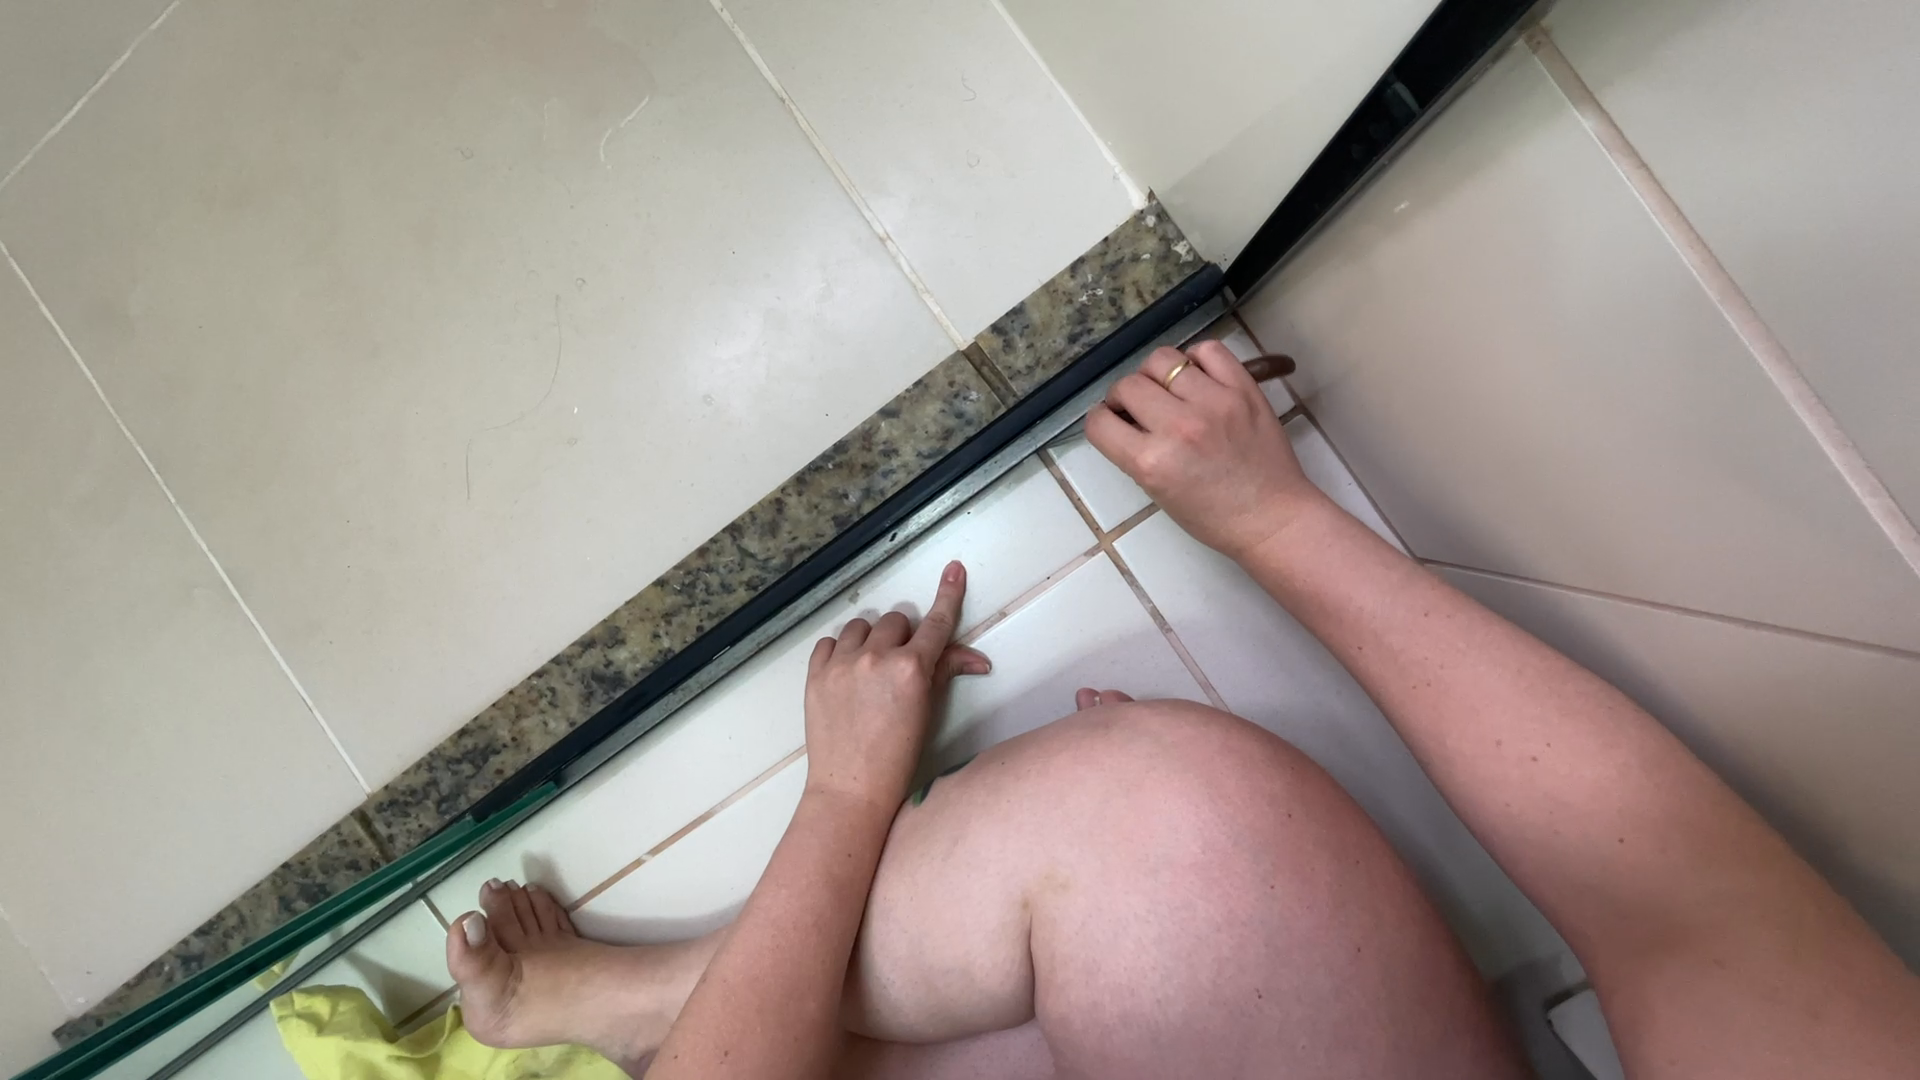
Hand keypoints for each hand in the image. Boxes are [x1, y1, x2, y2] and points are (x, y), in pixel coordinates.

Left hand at [803, 561, 989, 812]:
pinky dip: (841, 651)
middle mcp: (877, 658)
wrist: (851, 789)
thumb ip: (947, 673)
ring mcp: (842, 664)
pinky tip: (847, 673)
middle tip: (901, 665)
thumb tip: (976, 658)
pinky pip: (830, 642)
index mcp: (912, 669)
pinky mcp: (815, 674)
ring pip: (861, 626)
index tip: (953, 569)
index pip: (936, 623)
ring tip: (871, 668)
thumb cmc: (899, 756)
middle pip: (896, 620)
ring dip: (871, 639)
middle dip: (903, 636)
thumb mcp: (929, 711)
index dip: (948, 594)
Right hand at [1087, 341, 1324, 560]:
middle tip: (1137, 408)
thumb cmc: (1211, 516)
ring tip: (1165, 389)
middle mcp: (1178, 427)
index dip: (1100, 421)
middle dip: (1122, 396)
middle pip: (1127, 385)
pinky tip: (1196, 378)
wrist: (1270, 517)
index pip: (1100, 422)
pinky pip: (1208, 350)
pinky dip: (1195, 359)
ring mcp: (1213, 402)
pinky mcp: (1243, 388)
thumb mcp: (1157, 491)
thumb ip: (1135, 453)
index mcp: (1151, 462)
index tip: (1110, 423)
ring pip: (1161, 360)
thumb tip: (1123, 418)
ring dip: (1154, 374)